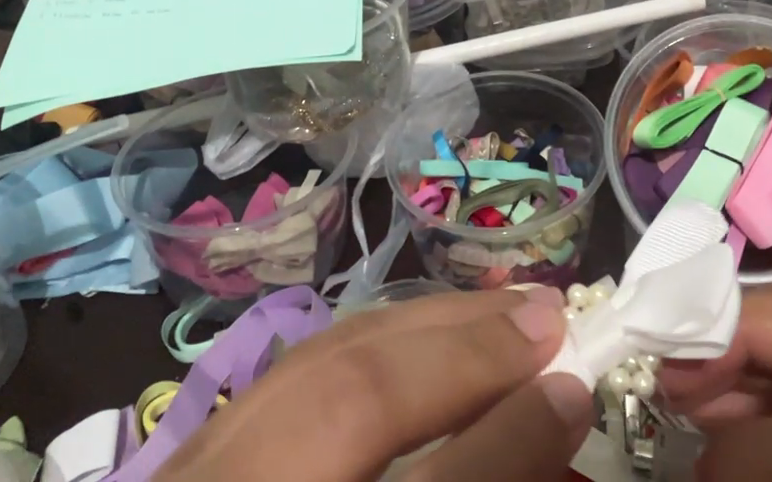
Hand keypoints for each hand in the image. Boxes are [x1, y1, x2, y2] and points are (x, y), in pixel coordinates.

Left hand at [154, 287, 593, 481]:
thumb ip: (487, 478)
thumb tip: (556, 410)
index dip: (509, 437)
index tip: (574, 389)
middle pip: (360, 401)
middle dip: (469, 352)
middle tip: (551, 318)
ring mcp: (206, 470)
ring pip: (322, 361)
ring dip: (427, 324)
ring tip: (506, 306)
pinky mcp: (197, 447)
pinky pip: (300, 365)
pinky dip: (378, 335)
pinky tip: (429, 324)